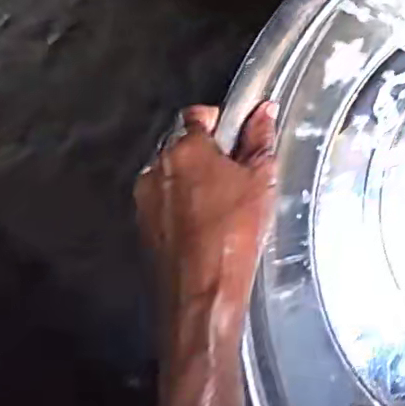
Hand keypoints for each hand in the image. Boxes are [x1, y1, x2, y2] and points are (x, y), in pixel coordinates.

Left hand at [135, 101, 277, 331]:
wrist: (202, 293)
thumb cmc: (234, 233)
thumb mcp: (260, 180)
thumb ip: (260, 139)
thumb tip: (263, 111)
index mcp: (186, 148)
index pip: (198, 114)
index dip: (221, 121)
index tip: (237, 138)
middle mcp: (157, 166)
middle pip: (183, 143)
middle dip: (207, 152)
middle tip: (235, 172)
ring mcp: (144, 197)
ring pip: (172, 171)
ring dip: (192, 177)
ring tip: (221, 202)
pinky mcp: (141, 224)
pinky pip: (163, 199)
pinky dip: (180, 203)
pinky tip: (204, 222)